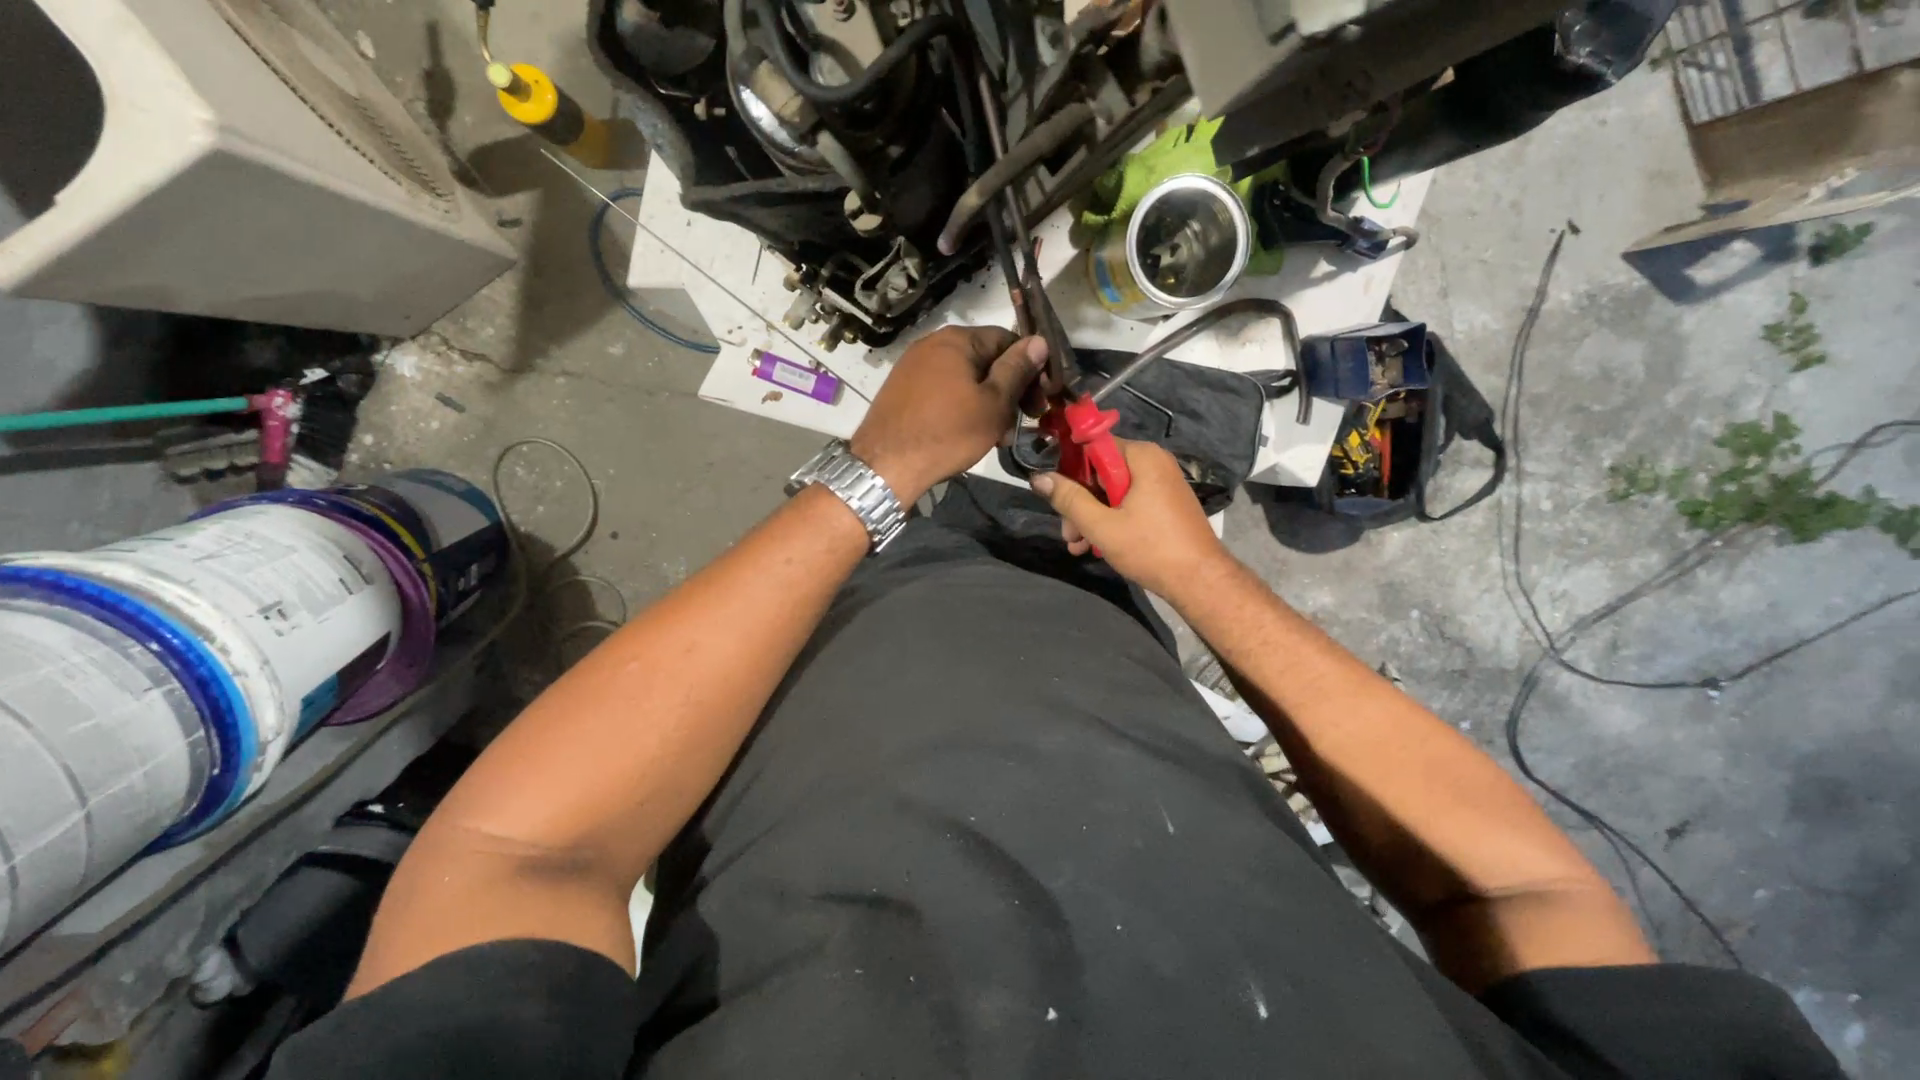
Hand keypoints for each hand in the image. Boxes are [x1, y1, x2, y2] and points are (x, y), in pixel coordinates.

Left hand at [851, 326, 1047, 503]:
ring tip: (999, 436)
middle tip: (1023, 422)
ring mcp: (914, 367)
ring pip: (966, 380)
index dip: (1030, 368)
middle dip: (1009, 390)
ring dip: (988, 403)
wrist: (886, 466)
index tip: (1041, 399)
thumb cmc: (947, 432)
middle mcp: (932, 345)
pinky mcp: (903, 391)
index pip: (1007, 339)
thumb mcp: (993, 403)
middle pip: (985, 360)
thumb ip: (1017, 370)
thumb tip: (1039, 341)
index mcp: (956, 340)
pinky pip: (944, 392)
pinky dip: (963, 408)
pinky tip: (971, 434)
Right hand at [1030, 438, 1232, 597]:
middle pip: (1101, 473)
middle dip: (1079, 504)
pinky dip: (1111, 522)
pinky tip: (1095, 548)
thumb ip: (1069, 500)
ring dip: (1091, 518)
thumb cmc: (1150, 548)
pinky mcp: (1164, 504)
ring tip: (1078, 547)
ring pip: (1112, 492)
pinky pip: (1129, 504)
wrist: (1200, 580)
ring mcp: (1161, 484)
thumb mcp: (1102, 525)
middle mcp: (1153, 463)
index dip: (1070, 470)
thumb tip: (1039, 477)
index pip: (1093, 447)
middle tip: (1068, 534)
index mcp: (1142, 457)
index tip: (1056, 496)